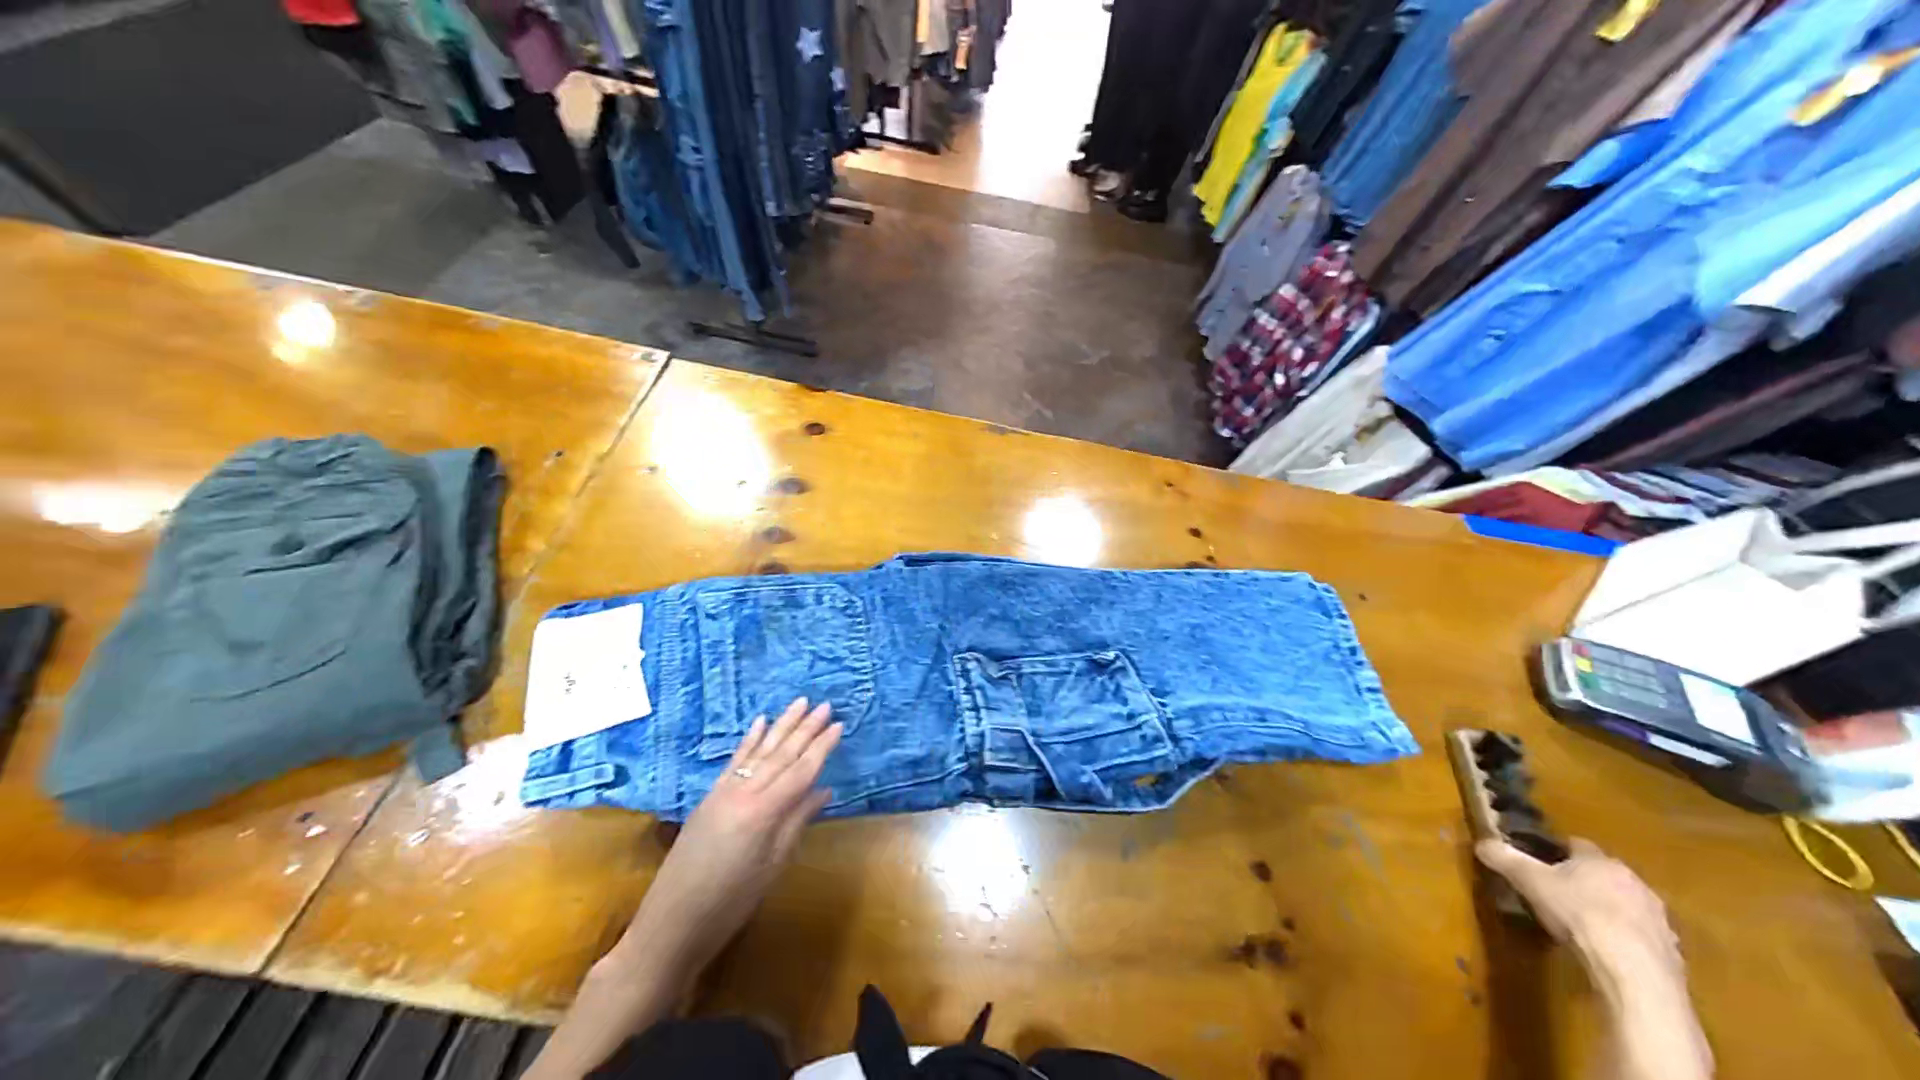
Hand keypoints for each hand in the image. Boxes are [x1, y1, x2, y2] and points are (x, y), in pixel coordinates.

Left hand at [624, 697, 842, 981]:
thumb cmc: (731, 902)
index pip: (801, 771)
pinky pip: (734, 761)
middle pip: (781, 754)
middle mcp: (744, 793)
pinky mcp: (710, 797)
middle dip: (805, 729)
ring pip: (759, 751)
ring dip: (781, 725)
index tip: (839, 725)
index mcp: (764, 812)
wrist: (672, 922)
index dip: (822, 748)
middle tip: (825, 705)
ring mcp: (724, 792)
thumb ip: (797, 822)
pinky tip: (760, 722)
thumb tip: (823, 790)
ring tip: (799, 703)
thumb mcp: (772, 865)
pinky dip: (749, 740)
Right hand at [1476, 837, 1681, 975]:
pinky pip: (1642, 933)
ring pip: (1626, 902)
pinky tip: (1608, 950)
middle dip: (1586, 880)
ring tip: (1584, 925)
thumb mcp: (1530, 881)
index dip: (1558, 851)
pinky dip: (1626, 936)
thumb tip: (1481, 842)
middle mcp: (1633, 880)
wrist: (1632, 968)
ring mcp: (1657, 915)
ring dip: (1609, 908)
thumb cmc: (1577, 913)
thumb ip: (1505, 859)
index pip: (1577, 844)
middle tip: (1560, 894)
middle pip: (1604, 873)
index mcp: (1599, 860)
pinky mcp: (1670, 947)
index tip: (1542, 862)